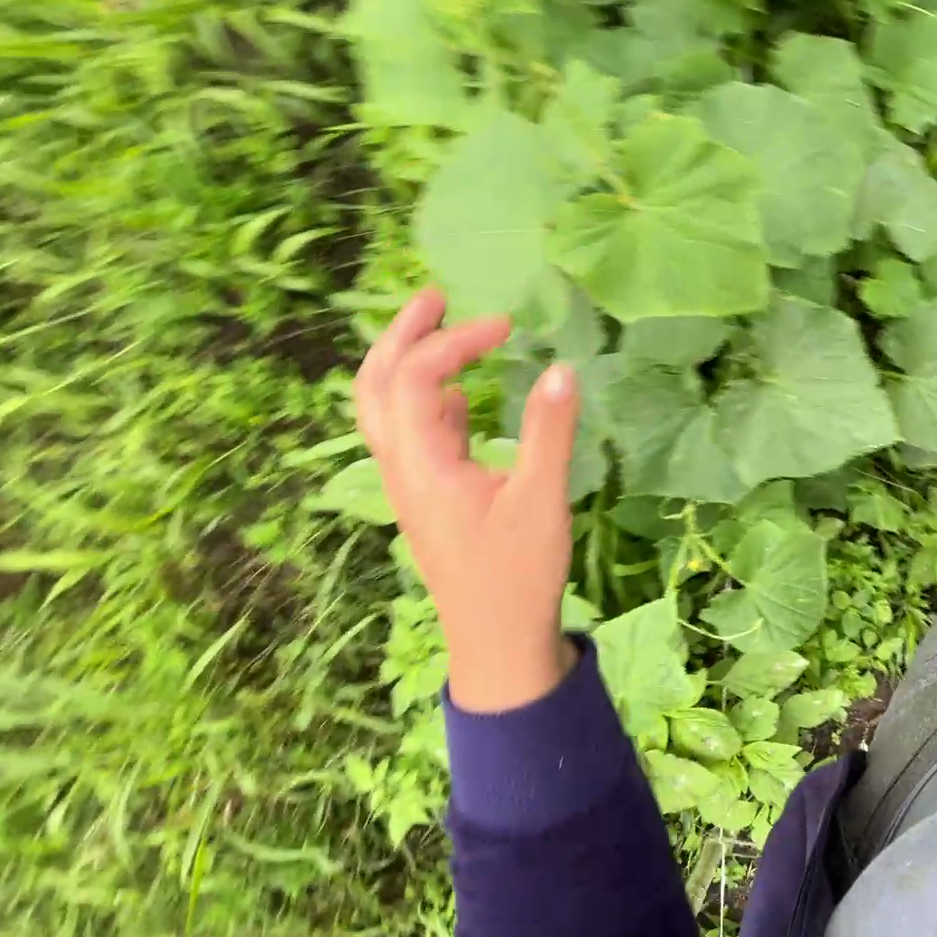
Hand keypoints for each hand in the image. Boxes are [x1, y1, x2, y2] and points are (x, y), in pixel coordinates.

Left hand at [355, 290, 582, 712]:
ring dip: (406, 364)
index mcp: (421, 464)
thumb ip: (549, 431)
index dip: (454, 341)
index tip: (507, 326)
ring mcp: (411, 485)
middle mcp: (401, 468)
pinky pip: (411, 436)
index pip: (418, 379)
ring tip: (439, 332)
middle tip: (436, 298)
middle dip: (401, 336)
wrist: (496, 639)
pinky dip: (428, 402)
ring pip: (385, 410)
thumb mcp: (541, 499)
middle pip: (375, 386)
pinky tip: (459, 398)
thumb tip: (561, 368)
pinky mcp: (430, 498)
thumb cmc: (519, 572)